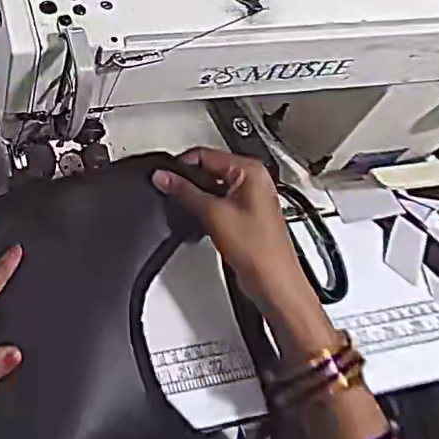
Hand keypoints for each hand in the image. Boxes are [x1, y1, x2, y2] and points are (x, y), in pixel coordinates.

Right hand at [153, 149, 340, 360]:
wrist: (274, 284)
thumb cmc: (260, 251)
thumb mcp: (212, 214)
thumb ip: (184, 192)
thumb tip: (164, 177)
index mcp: (250, 170)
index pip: (206, 154)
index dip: (182, 165)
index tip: (166, 176)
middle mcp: (254, 179)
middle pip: (210, 168)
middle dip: (190, 180)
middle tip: (173, 190)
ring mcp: (251, 197)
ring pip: (214, 185)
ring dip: (199, 195)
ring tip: (189, 207)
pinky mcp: (247, 214)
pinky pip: (220, 200)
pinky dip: (208, 207)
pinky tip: (203, 219)